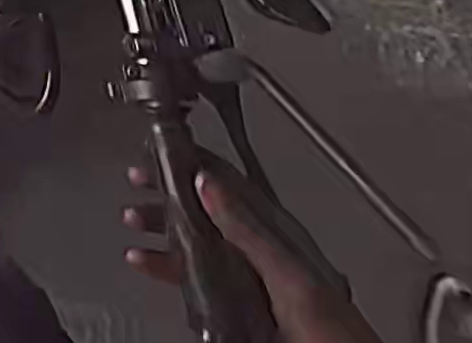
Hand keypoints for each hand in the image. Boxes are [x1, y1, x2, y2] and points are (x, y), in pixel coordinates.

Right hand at [123, 166, 381, 342]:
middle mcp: (259, 248)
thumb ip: (247, 229)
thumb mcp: (291, 279)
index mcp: (274, 232)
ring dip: (162, 226)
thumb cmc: (338, 337)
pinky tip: (146, 262)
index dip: (191, 160)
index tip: (159, 148)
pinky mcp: (241, 306)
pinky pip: (195, 275)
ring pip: (195, 238)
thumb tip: (206, 181)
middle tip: (137, 179)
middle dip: (167, 190)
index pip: (226, 180)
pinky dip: (166, 264)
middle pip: (204, 205)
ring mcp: (249, 277)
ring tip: (133, 221)